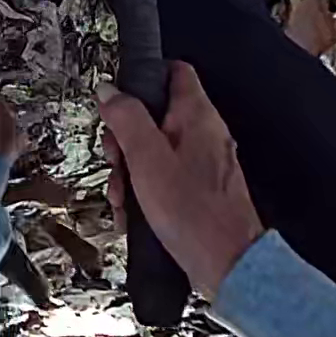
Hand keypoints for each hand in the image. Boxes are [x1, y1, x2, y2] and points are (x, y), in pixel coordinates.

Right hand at [97, 62, 263, 296]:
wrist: (226, 265)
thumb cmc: (191, 211)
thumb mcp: (146, 157)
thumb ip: (126, 118)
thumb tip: (108, 89)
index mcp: (196, 116)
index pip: (174, 71)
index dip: (143, 78)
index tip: (118, 101)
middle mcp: (203, 133)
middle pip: (153, 115)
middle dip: (123, 137)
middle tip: (115, 159)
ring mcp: (201, 161)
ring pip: (152, 148)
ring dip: (127, 170)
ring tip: (123, 195)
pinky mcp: (196, 187)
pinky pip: (161, 175)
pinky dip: (142, 190)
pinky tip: (132, 211)